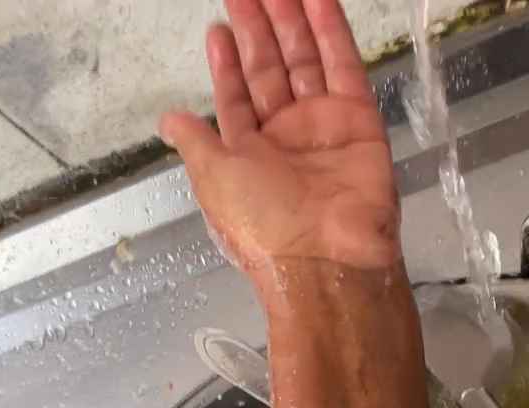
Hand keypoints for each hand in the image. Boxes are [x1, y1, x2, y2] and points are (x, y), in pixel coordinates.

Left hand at [158, 0, 400, 296]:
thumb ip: (195, 143)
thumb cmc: (263, 229)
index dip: (227, 64)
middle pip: (270, 71)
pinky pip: (344, 68)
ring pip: (305, 62)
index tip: (218, 29)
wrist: (326, 262)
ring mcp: (324, 130)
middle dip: (259, 29)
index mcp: (249, 158)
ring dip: (292, 20)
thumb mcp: (214, 182)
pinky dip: (331, 31)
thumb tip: (168, 120)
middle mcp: (286, 142)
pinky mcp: (360, 124)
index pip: (237, 100)